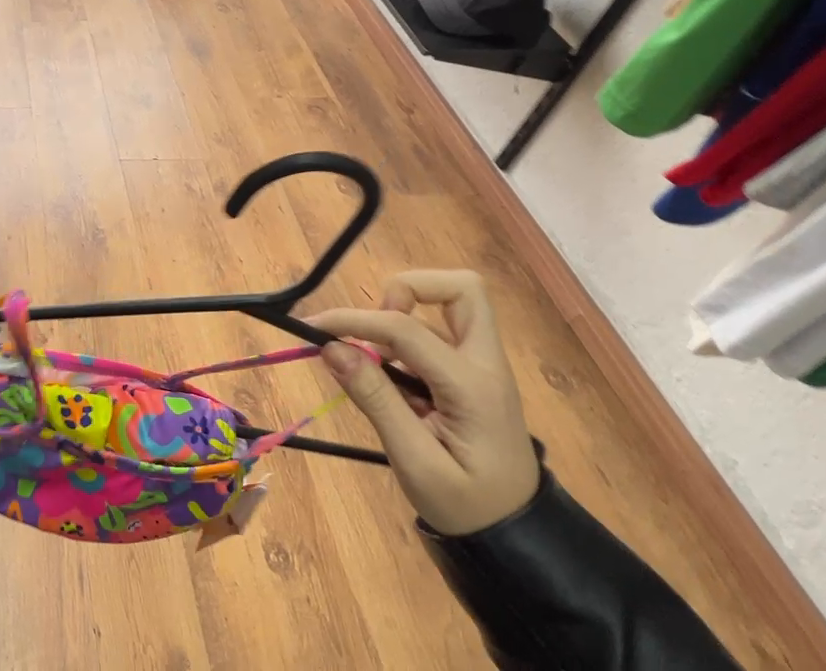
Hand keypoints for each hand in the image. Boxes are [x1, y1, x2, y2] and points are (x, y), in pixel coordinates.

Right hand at [304, 270, 540, 536]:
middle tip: (373, 326)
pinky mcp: (469, 376)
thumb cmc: (465, 504)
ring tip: (371, 362)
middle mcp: (484, 364)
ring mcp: (481, 368)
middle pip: (460, 289)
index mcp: (473, 385)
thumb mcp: (414, 461)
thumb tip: (331, 348)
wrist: (513, 536)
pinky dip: (402, 341)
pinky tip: (385, 377)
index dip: (353, 319)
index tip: (311, 328)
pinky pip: (435, 335)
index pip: (405, 327)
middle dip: (407, 290)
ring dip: (401, 318)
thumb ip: (375, 399)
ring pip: (446, 308)